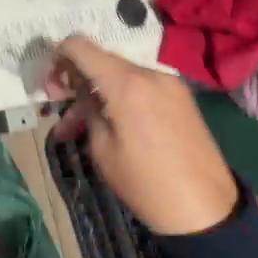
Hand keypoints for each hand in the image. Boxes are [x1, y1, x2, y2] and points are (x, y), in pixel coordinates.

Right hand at [47, 35, 240, 235]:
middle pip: (101, 59)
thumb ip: (88, 108)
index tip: (50, 83)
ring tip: (83, 124)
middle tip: (61, 106)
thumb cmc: (147, 184)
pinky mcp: (181, 96)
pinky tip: (113, 121)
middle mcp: (149, 72)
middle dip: (77, 78)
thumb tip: (80, 89)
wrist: (207, 211)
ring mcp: (169, 82)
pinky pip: (142, 85)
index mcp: (126, 83)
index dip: (58, 56)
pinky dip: (122, 95)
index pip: (81, 46)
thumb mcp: (103, 149)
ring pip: (121, 73)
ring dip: (99, 90)